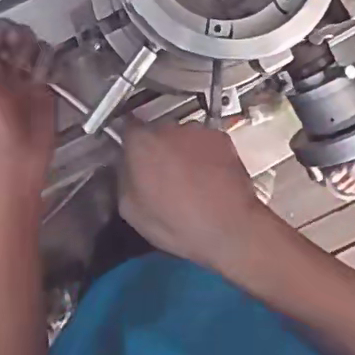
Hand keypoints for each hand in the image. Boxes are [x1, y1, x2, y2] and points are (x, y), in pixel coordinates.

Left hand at [0, 19, 58, 192]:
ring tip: (33, 69)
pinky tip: (45, 75)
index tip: (8, 36)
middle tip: (21, 51)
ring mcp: (23, 79)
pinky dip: (49, 62)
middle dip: (19, 37)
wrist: (15, 160)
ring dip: (34, 50)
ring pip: (32, 46)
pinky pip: (49, 63)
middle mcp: (0, 71)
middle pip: (13, 36)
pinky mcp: (44, 88)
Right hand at [118, 123, 279, 271]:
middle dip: (156, 149)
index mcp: (141, 143)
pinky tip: (208, 177)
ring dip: (180, 150)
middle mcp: (167, 127)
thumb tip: (125, 166)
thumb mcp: (132, 211)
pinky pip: (204, 141)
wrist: (231, 228)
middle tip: (162, 175)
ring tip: (189, 180)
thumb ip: (123, 178)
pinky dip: (204, 153)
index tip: (131, 155)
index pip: (126, 126)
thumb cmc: (179, 224)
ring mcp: (196, 130)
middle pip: (155, 131)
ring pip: (181, 136)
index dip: (128, 142)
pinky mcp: (221, 136)